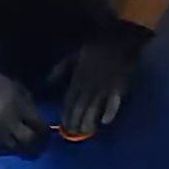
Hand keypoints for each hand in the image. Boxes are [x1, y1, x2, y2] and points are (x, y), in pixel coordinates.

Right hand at [0, 62, 47, 155]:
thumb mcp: (20, 91)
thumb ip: (30, 108)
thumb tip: (40, 123)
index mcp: (20, 108)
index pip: (39, 126)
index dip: (44, 131)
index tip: (45, 132)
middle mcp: (8, 124)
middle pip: (28, 141)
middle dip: (35, 143)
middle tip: (36, 143)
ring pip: (14, 148)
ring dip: (19, 146)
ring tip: (20, 142)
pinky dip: (5, 147)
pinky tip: (5, 140)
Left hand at [56, 15, 153, 136]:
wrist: (120, 34)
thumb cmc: (96, 45)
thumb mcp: (74, 55)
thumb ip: (60, 68)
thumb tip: (48, 81)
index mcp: (77, 79)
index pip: (69, 102)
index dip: (66, 115)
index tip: (64, 126)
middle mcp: (89, 86)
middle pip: (80, 108)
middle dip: (75, 122)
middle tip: (74, 134)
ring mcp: (104, 87)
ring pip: (94, 109)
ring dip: (89, 122)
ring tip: (87, 132)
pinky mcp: (119, 87)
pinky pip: (114, 102)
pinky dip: (110, 112)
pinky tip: (106, 122)